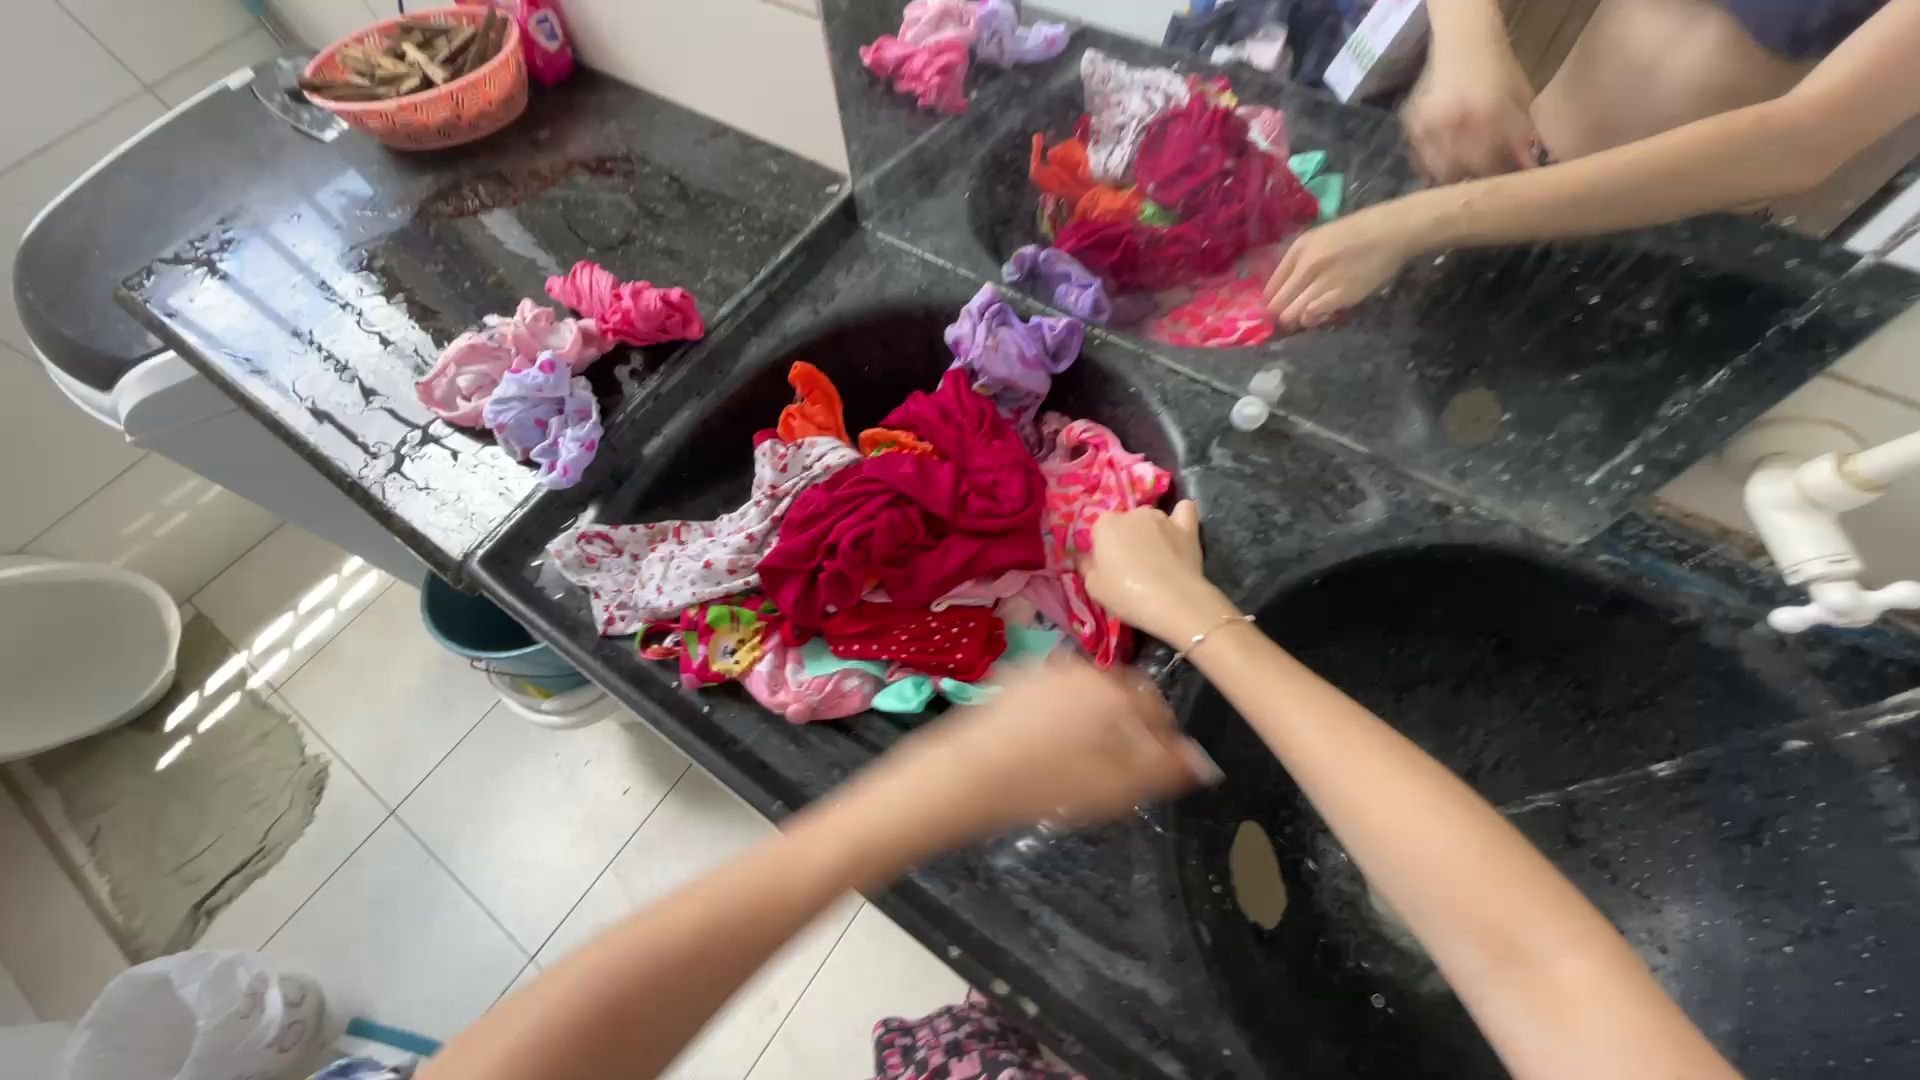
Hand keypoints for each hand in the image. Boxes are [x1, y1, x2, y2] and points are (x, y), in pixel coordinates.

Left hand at [854, 657, 1218, 845]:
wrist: (968, 773)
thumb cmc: (1047, 783)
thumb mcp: (1118, 786)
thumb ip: (1165, 768)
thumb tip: (1202, 759)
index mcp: (1113, 689)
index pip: (1155, 705)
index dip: (1157, 737)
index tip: (1149, 764)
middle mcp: (1081, 669)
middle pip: (1118, 695)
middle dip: (1122, 726)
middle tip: (1112, 769)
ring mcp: (1043, 671)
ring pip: (1083, 695)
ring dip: (1089, 720)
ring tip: (1075, 762)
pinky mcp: (1013, 680)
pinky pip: (1051, 695)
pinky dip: (1057, 716)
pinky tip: (1042, 748)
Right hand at [1080, 501, 1240, 645]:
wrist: (1173, 602)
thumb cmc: (1126, 594)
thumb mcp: (1093, 587)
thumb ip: (1085, 566)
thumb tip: (1084, 557)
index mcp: (1105, 524)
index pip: (1099, 531)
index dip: (1103, 550)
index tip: (1108, 569)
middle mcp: (1132, 513)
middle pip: (1125, 523)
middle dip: (1126, 540)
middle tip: (1131, 567)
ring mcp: (1162, 518)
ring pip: (1151, 519)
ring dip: (1150, 533)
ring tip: (1157, 559)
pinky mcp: (1187, 527)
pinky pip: (1183, 511)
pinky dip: (1179, 518)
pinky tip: (1178, 531)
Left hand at [1264, 206, 1423, 327]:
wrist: (1393, 230)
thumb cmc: (1355, 232)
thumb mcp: (1317, 237)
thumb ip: (1294, 262)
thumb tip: (1275, 290)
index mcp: (1299, 249)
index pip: (1270, 288)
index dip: (1267, 303)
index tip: (1271, 309)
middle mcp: (1307, 266)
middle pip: (1277, 305)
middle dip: (1277, 315)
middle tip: (1284, 318)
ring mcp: (1324, 282)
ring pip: (1292, 314)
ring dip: (1295, 319)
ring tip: (1303, 314)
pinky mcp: (1343, 295)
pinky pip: (1315, 316)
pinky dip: (1313, 318)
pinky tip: (1319, 313)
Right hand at [1402, 41, 1539, 181]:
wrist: (1464, 43)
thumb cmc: (1498, 69)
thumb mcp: (1519, 98)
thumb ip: (1522, 135)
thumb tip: (1526, 168)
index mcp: (1486, 115)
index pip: (1488, 165)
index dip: (1494, 176)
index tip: (1499, 180)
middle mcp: (1454, 123)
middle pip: (1459, 172)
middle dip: (1469, 178)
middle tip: (1478, 176)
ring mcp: (1428, 126)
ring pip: (1436, 170)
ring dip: (1449, 174)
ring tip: (1460, 170)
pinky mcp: (1411, 128)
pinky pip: (1420, 159)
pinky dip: (1431, 164)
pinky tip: (1443, 158)